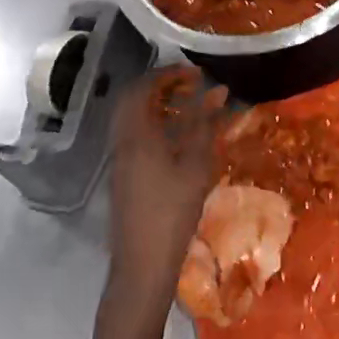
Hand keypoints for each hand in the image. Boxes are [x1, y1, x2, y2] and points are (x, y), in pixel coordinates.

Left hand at [107, 67, 229, 298]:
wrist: (142, 265)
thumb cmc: (172, 212)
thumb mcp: (196, 165)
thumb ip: (205, 124)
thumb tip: (219, 91)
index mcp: (136, 134)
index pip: (144, 87)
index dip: (168, 73)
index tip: (196, 73)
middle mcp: (121, 141)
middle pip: (133, 99)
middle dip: (161, 85)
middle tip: (190, 84)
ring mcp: (119, 160)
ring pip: (132, 118)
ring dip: (157, 104)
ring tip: (189, 106)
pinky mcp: (123, 175)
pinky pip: (134, 134)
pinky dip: (154, 123)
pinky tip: (178, 136)